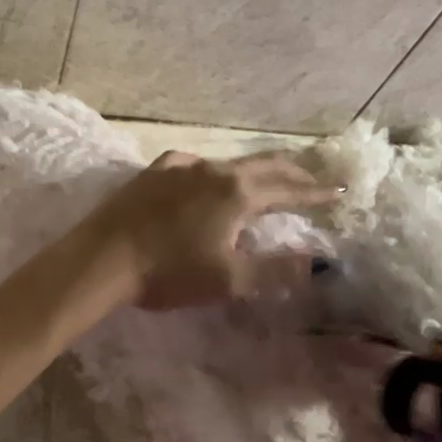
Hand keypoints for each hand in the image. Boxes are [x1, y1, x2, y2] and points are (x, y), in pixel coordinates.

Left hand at [80, 150, 337, 310]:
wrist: (103, 257)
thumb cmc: (169, 271)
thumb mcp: (229, 279)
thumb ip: (275, 270)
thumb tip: (318, 263)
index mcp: (237, 193)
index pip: (288, 189)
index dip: (315, 192)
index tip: (338, 192)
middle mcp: (213, 170)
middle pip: (262, 165)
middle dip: (292, 171)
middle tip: (313, 177)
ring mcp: (180, 167)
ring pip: (228, 162)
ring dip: (254, 169)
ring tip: (265, 177)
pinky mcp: (153, 172)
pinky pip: (194, 164)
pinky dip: (214, 170)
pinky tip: (205, 175)